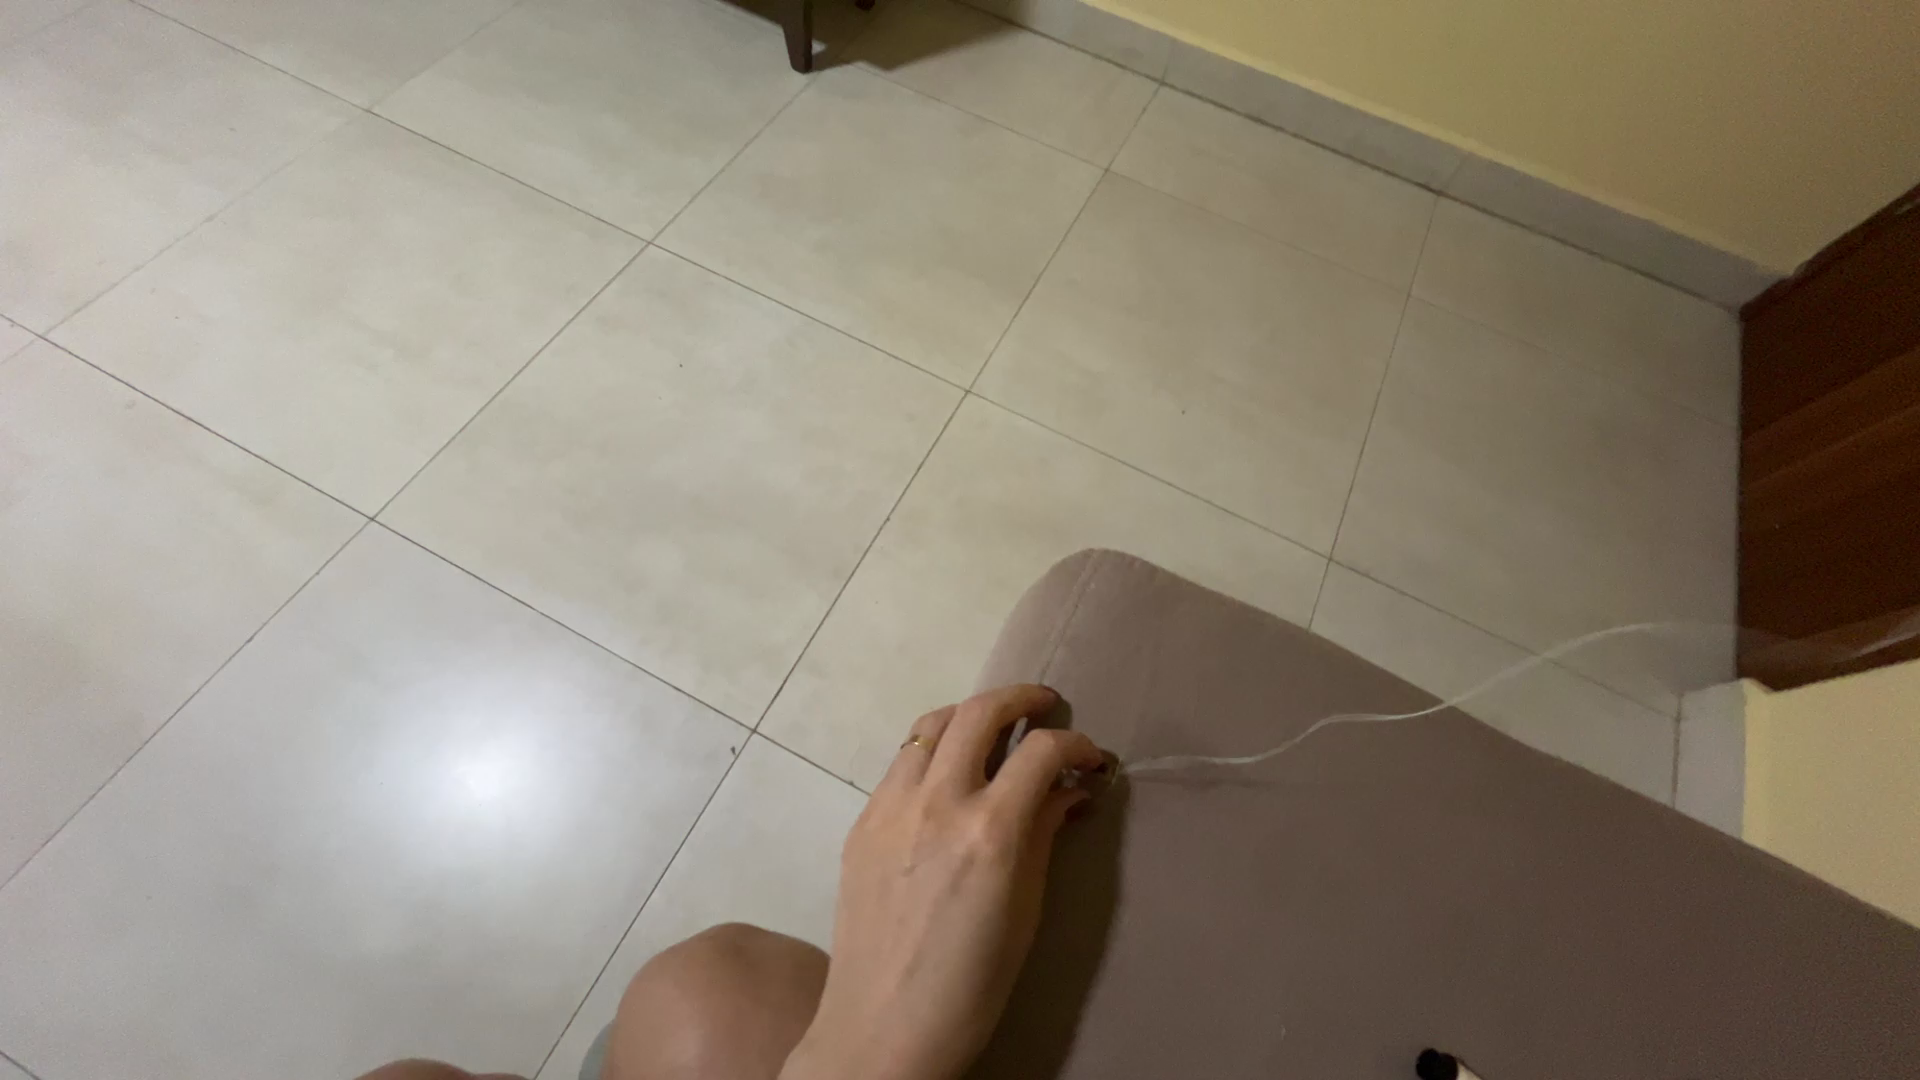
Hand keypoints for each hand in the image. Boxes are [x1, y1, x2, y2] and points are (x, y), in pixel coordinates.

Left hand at [780, 684, 1105, 1079]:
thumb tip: (1069, 790)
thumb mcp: (1026, 910)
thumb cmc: (971, 983)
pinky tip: (947, 774)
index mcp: (988, 831)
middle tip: (1043, 704)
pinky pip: (902, 761)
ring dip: (969, 714)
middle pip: (979, 711)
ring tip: (992, 728)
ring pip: (931, 723)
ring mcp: (892, 805)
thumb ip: (1045, 834)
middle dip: (1020, 697)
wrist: (882, 1028)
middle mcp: (937, 801)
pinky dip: (934, 749)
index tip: (1089, 757)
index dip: (1075, 743)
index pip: (1041, 751)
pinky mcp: (863, 819)